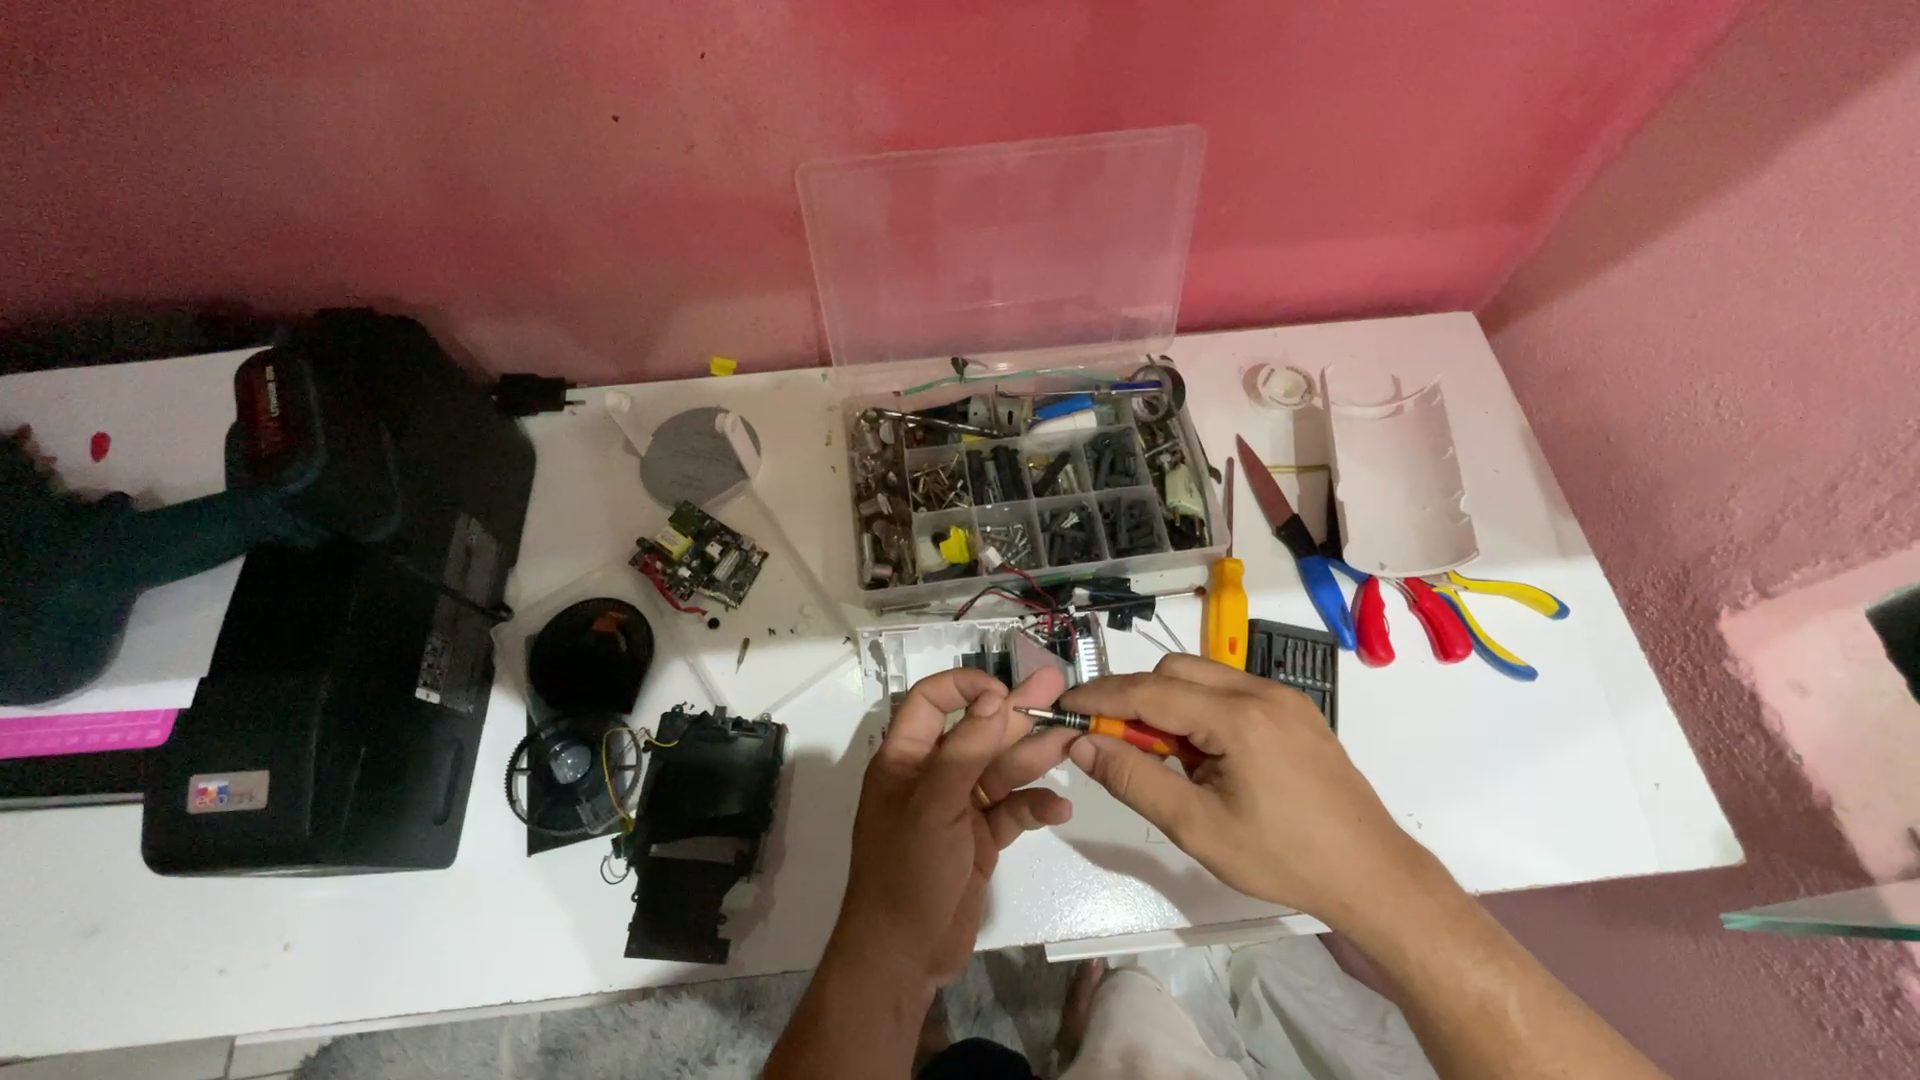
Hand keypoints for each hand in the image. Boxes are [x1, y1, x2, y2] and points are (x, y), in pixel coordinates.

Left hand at [828, 665, 1077, 994]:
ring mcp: (958, 809)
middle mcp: (933, 777)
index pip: (930, 702)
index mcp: (906, 759)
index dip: (963, 688)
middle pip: (977, 732)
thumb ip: (964, 750)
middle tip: (1058, 690)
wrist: (902, 955)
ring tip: (1070, 739)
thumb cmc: (906, 872)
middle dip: (1015, 714)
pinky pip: (1011, 812)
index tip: (1002, 692)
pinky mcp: (980, 840)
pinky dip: (1033, 807)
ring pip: (1000, 771)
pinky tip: (1059, 807)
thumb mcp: (933, 805)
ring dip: (1034, 756)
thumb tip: (993, 698)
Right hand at [1061, 654, 1443, 931]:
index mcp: (1238, 718)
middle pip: (1174, 670)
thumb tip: (1081, 744)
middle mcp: (1261, 691)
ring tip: (1166, 758)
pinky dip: (1200, 709)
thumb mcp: (1196, 827)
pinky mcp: (1295, 710)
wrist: (1372, 875)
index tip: (1063, 706)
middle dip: (1135, 699)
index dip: (1099, 697)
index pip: (1148, 690)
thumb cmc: (1281, 858)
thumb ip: (1132, 779)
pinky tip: (1204, 755)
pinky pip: (1230, 690)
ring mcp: (1283, 697)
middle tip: (1116, 745)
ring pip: (1202, 675)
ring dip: (1168, 703)